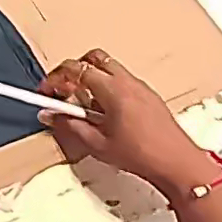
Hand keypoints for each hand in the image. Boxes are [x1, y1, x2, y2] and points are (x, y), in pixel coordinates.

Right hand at [36, 48, 220, 197]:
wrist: (176, 163)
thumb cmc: (142, 154)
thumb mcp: (96, 144)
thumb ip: (70, 125)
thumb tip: (51, 115)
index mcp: (113, 90)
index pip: (76, 70)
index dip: (55, 79)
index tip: (45, 92)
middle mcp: (127, 82)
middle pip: (93, 59)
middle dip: (72, 71)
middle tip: (62, 91)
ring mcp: (139, 87)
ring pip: (108, 68)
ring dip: (90, 80)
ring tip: (82, 106)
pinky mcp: (147, 95)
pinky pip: (121, 80)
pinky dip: (105, 88)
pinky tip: (102, 113)